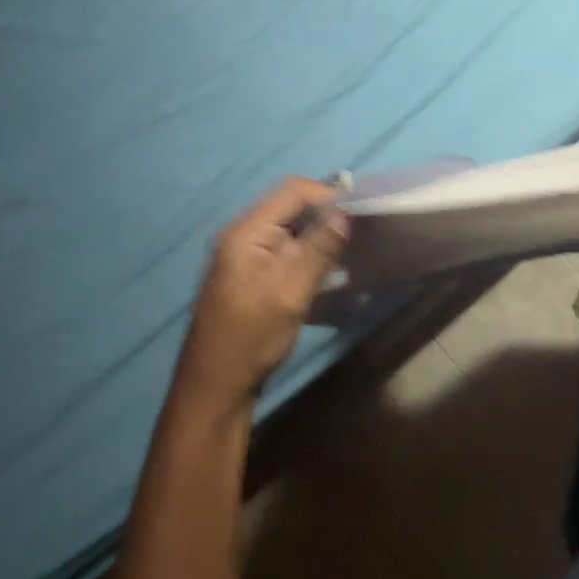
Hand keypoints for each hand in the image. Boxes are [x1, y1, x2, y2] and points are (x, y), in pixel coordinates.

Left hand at [173, 177, 345, 412]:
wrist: (215, 387)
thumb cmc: (251, 337)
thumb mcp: (290, 291)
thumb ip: (319, 248)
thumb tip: (346, 212)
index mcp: (246, 232)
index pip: (294, 191)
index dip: (330, 195)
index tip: (363, 214)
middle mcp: (244, 236)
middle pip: (293, 207)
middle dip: (329, 215)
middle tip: (362, 234)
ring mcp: (247, 255)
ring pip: (294, 229)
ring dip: (323, 236)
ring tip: (352, 252)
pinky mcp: (254, 274)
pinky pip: (288, 249)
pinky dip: (312, 253)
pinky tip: (332, 272)